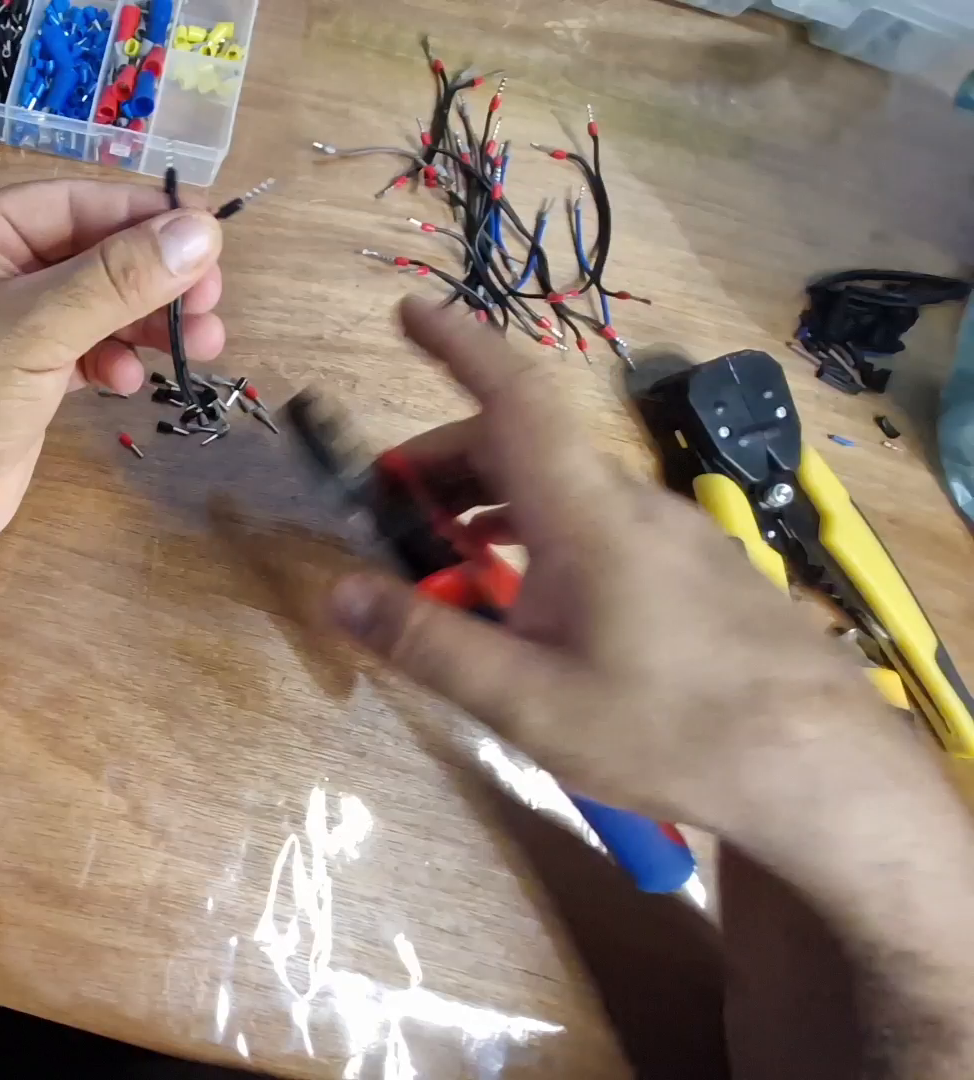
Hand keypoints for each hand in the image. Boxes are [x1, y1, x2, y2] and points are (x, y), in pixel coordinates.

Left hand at [0, 179, 224, 546]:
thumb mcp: (35, 330)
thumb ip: (116, 280)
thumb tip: (202, 233)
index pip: (73, 204)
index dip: (141, 217)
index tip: (208, 236)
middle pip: (93, 255)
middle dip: (153, 278)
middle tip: (213, 298)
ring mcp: (14, 328)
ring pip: (98, 306)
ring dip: (147, 324)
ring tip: (205, 343)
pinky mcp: (30, 376)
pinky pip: (86, 350)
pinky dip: (114, 360)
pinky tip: (128, 381)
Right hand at [326, 299, 923, 850]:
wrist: (827, 780)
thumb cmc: (665, 729)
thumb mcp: (520, 696)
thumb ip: (421, 638)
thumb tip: (333, 591)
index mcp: (582, 516)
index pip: (515, 401)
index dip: (459, 347)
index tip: (410, 311)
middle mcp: (622, 505)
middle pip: (514, 444)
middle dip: (436, 463)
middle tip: (385, 513)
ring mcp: (659, 532)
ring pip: (549, 483)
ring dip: (477, 499)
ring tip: (439, 558)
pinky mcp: (679, 563)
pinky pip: (582, 518)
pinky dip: (523, 528)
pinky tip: (515, 589)